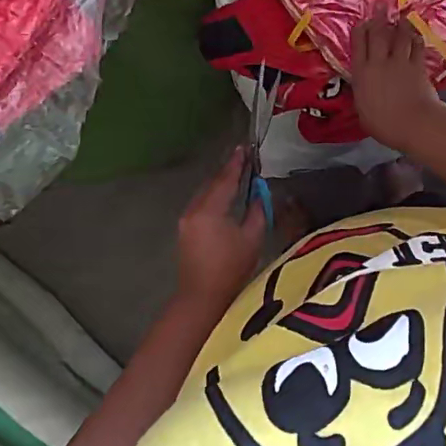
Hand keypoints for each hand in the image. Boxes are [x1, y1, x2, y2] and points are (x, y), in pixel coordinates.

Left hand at [174, 148, 267, 305]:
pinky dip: (214, 196)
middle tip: (243, 159)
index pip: (225, 180)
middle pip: (212, 184)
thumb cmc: (231, 268)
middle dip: (227, 171)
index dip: (236, 164)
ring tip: (237, 174)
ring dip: (220, 184)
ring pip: (205, 193)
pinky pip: (201, 204)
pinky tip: (225, 195)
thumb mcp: (252, 238)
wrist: (202, 297)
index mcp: (210, 210)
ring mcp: (186, 220)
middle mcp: (193, 210)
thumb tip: (260, 193)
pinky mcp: (185, 229)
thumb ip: (258, 210)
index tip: (244, 148)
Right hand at [350, 6, 444, 149]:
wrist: (414, 123)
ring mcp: (400, 62)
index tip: (362, 21)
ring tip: (401, 14)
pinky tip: (416, 34)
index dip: (360, 31)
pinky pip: (416, 47)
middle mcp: (379, 63)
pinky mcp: (418, 66)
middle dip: (379, 16)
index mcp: (362, 74)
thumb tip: (363, 90)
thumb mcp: (364, 111)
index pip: (358, 45)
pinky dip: (416, 39)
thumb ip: (363, 95)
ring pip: (399, 36)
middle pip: (378, 34)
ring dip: (400, 24)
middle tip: (381, 3)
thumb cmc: (384, 125)